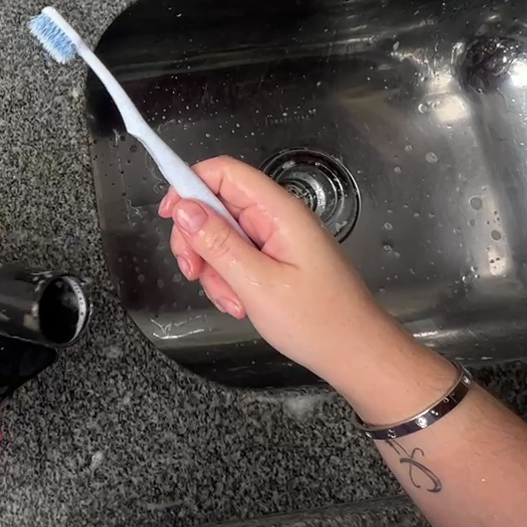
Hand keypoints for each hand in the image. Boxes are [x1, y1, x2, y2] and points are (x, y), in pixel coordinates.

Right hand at [160, 157, 419, 382]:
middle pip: (214, 205)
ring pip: (218, 235)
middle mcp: (275, 218)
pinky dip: (225, 279)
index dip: (189, 185)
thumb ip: (218, 243)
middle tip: (193, 271)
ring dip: (211, 267)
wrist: (356, 354)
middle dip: (195, 238)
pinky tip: (238, 303)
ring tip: (229, 299)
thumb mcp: (257, 284)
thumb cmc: (320, 322)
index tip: (169, 216)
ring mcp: (273, 238)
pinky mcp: (272, 258)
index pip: (224, 172)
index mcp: (278, 212)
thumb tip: (184, 209)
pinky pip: (232, 257)